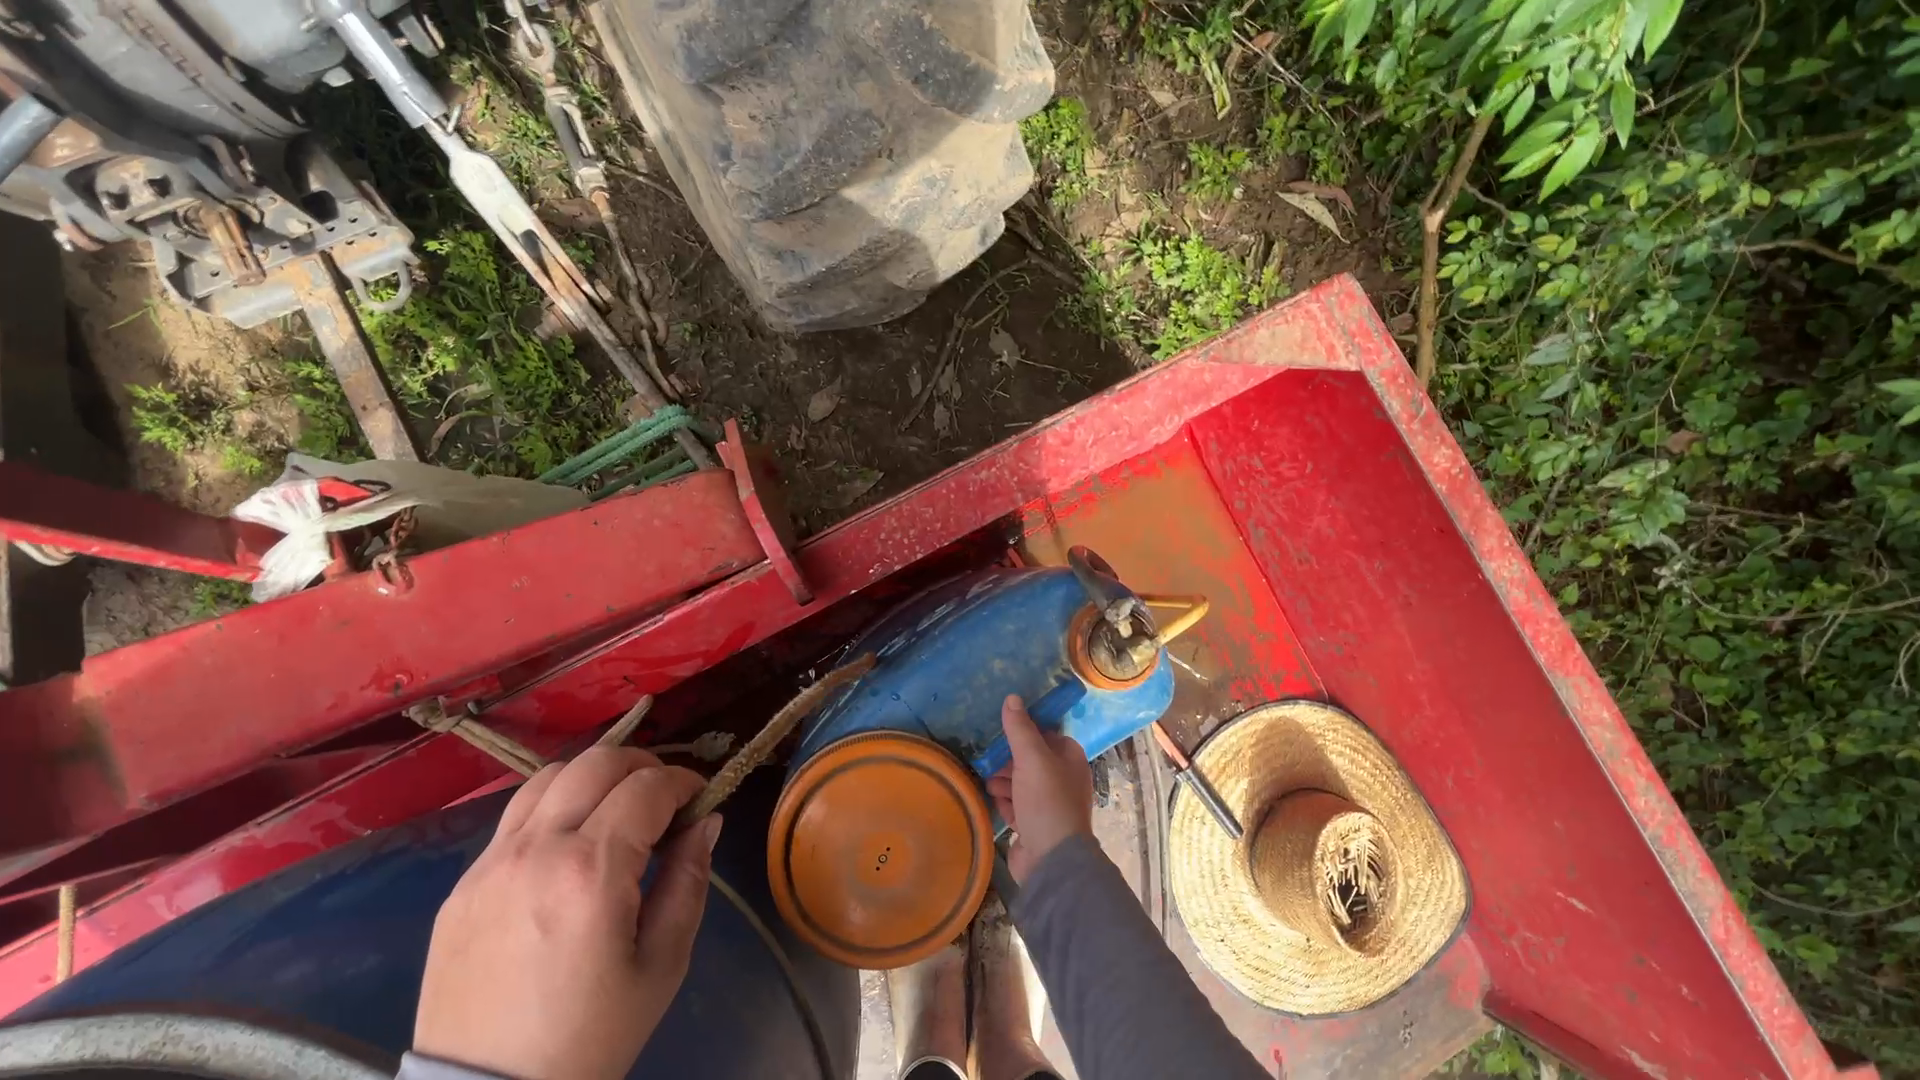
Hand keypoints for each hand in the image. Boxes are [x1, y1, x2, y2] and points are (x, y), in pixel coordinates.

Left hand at [414, 747, 722, 1079]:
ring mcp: (490, 862)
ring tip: (615, 811)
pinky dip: (553, 808)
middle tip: (664, 797)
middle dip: (642, 766)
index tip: (701, 800)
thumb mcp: (662, 964)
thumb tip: (705, 822)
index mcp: (592, 870)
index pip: (648, 787)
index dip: (685, 782)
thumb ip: (688, 880)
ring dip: (592, 778)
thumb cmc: (590, 1036)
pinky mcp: (462, 883)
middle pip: (596, 762)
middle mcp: (537, 849)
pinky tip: (568, 846)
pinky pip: (513, 818)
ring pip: (548, 777)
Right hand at [986, 694, 1094, 881]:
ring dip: (1003, 780)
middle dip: (1008, 758)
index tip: (1001, 729)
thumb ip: (1020, 729)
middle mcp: (1064, 779)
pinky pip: (1017, 805)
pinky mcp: (1035, 825)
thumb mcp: (1032, 758)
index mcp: (1070, 759)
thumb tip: (1012, 698)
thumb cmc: (1047, 801)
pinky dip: (1005, 801)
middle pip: (1031, 759)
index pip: (1047, 735)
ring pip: (1021, 783)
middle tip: (987, 757)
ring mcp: (1050, 805)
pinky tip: (993, 799)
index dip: (1025, 731)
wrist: (1052, 860)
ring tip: (987, 779)